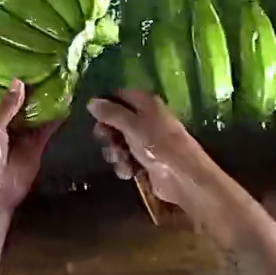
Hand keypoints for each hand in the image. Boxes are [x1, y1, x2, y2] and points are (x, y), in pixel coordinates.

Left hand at [0, 78, 62, 219]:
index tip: (30, 64)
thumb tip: (18, 81)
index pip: (5, 96)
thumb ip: (6, 106)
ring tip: (63, 81)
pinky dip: (56, 118)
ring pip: (37, 115)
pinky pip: (47, 129)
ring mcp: (23, 135)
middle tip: (52, 68)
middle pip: (24, 104)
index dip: (17, 83)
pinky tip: (67, 104)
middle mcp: (7, 124)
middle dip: (35, 90)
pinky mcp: (37, 147)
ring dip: (48, 102)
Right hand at [88, 90, 243, 239]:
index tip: (93, 116)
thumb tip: (91, 102)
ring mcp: (146, 140)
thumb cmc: (158, 145)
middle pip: (115, 121)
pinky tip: (129, 172)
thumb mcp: (132, 125)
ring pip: (118, 142)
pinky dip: (125, 165)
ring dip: (115, 153)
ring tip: (123, 161)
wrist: (184, 178)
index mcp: (146, 104)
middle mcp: (146, 119)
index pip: (118, 96)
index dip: (104, 106)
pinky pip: (126, 158)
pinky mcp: (146, 160)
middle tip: (106, 141)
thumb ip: (110, 112)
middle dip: (108, 134)